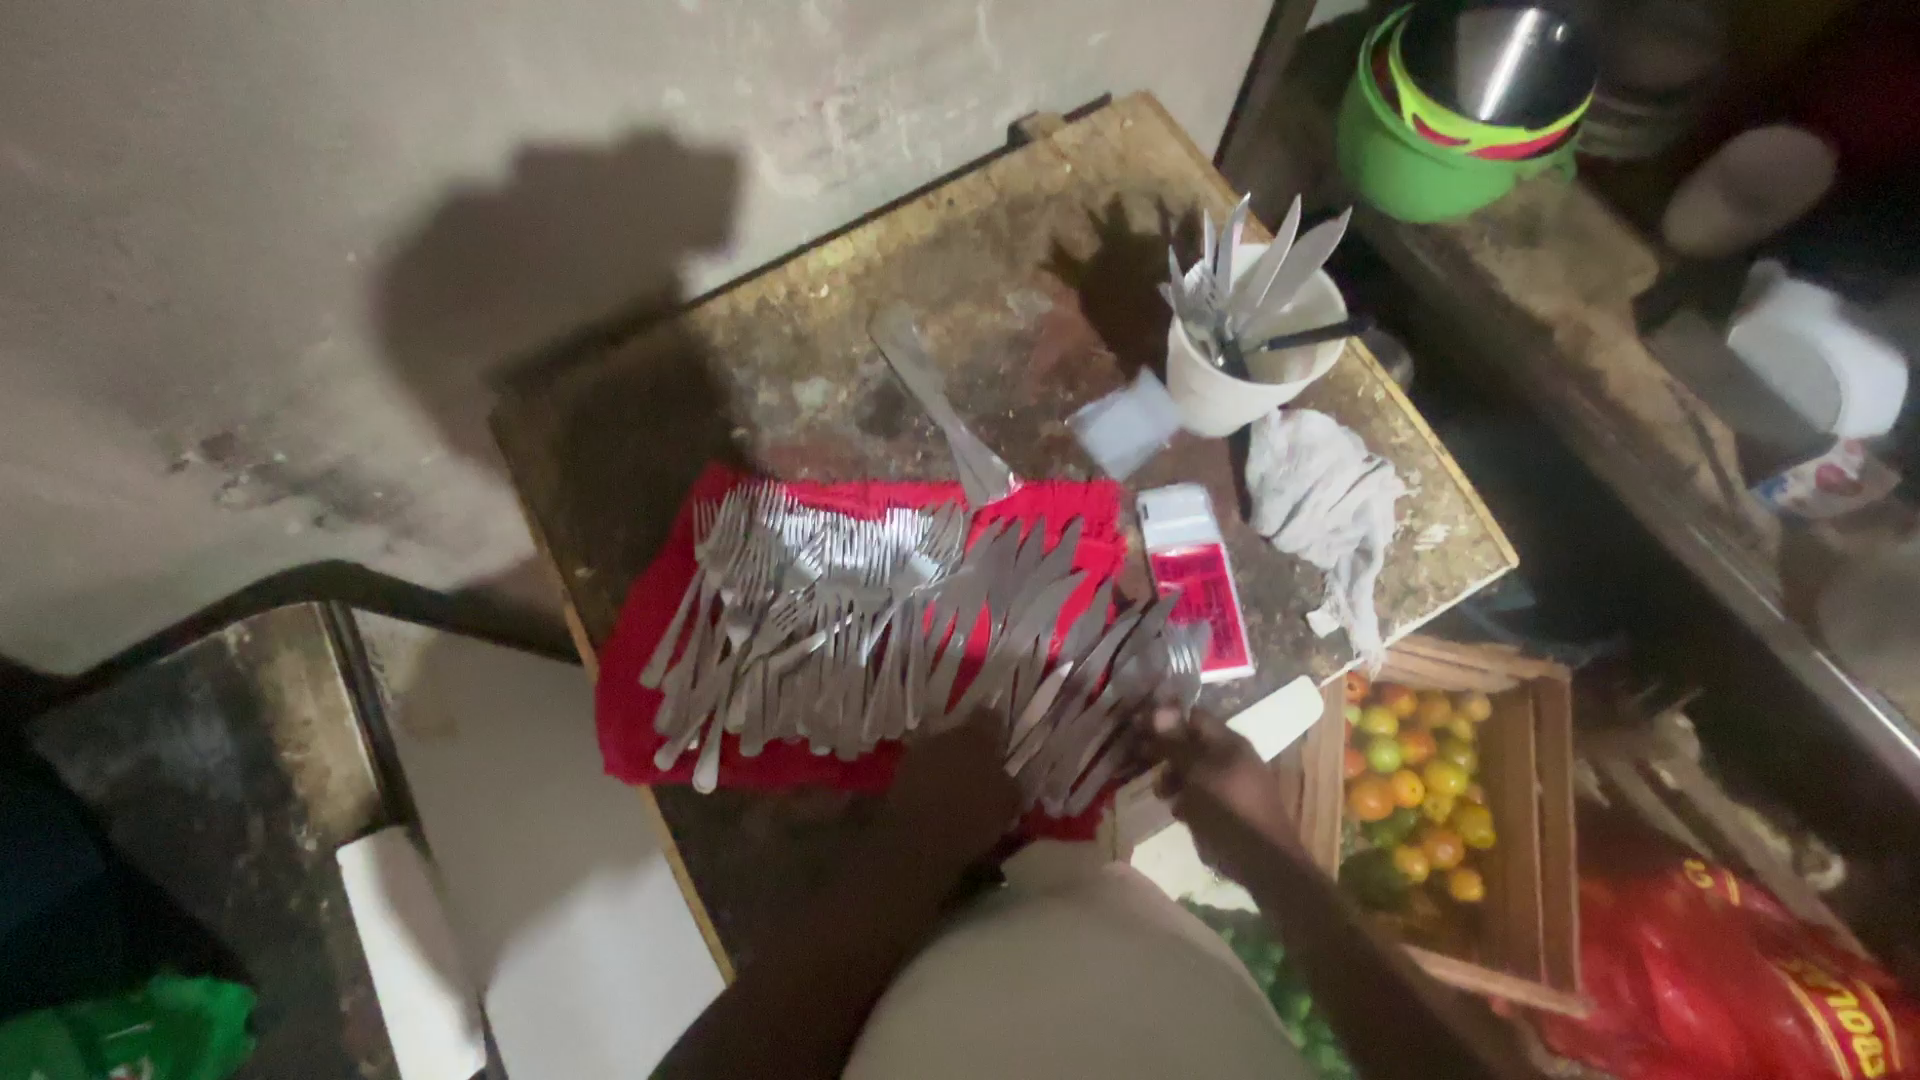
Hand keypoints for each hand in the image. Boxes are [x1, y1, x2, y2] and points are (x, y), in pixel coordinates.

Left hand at [884, 709, 1021, 871]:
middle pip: (962, 730)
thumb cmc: (971, 816)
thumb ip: (1011, 786)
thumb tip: (1008, 780)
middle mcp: (948, 734)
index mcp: (978, 737)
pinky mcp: (902, 769)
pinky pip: (923, 765)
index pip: (991, 717)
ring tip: (956, 782)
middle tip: (979, 765)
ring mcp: (921, 749)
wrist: (918, 836)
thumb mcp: (1006, 805)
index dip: (996, 727)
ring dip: (948, 759)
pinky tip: (937, 793)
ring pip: (940, 746)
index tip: (1001, 742)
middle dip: (970, 745)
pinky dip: (930, 775)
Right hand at [1133, 705, 1301, 877]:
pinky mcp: (1228, 808)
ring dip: (1172, 777)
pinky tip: (1178, 813)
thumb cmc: (1228, 809)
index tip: (1138, 727)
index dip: (1165, 718)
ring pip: (1193, 770)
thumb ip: (1176, 743)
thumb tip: (1158, 709)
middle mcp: (1231, 758)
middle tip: (1140, 759)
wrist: (1263, 861)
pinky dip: (1186, 798)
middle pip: (1191, 743)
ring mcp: (1231, 784)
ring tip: (1161, 794)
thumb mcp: (1196, 772)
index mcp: (1229, 742)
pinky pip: (1200, 793)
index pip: (1193, 716)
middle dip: (1165, 751)